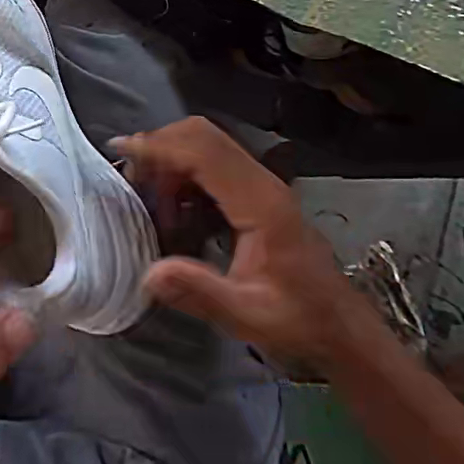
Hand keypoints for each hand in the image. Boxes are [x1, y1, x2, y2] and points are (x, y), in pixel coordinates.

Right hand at [113, 118, 382, 367]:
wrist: (342, 328)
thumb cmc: (299, 321)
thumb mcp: (248, 316)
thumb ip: (200, 293)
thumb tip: (150, 274)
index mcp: (262, 205)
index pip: (204, 153)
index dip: (159, 146)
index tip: (121, 151)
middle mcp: (262, 184)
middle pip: (202, 135)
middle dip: (158, 147)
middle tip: (133, 180)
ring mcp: (260, 185)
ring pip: (204, 144)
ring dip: (168, 161)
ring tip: (153, 203)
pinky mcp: (254, 192)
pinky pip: (209, 162)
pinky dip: (180, 173)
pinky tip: (173, 210)